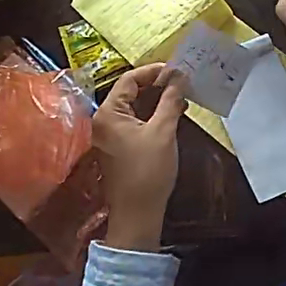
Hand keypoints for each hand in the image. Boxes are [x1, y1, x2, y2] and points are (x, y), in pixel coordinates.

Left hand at [92, 63, 186, 250]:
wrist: (137, 214)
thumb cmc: (148, 172)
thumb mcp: (163, 132)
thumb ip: (170, 101)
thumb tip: (179, 77)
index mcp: (108, 113)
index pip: (129, 79)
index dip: (153, 71)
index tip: (177, 70)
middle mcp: (103, 120)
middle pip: (129, 91)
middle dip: (156, 84)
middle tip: (182, 81)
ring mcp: (108, 134)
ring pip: (133, 107)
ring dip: (156, 100)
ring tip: (182, 96)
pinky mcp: (117, 146)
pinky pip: (134, 121)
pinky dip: (152, 115)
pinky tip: (173, 114)